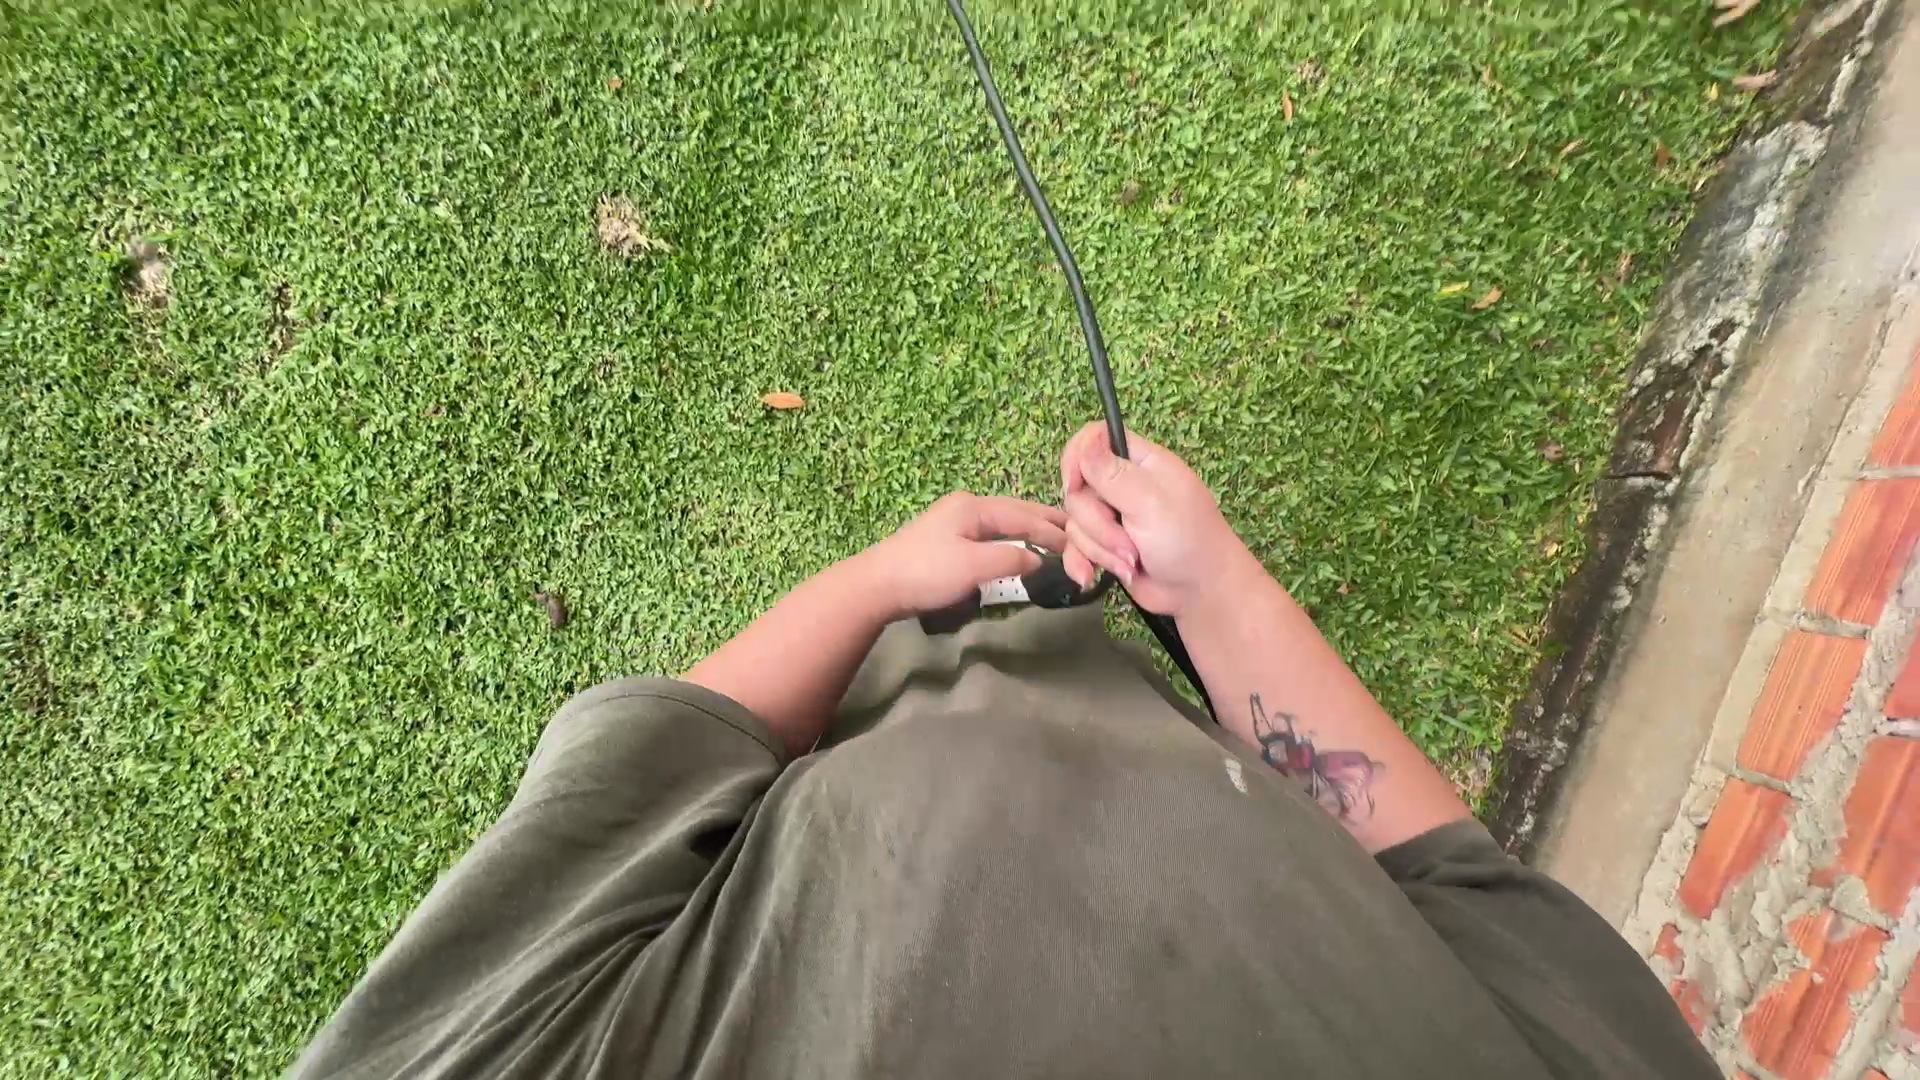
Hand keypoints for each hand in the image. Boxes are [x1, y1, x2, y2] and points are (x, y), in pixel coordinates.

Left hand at [853, 493, 1068, 620]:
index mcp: (974, 507)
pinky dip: (1012, 537)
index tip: (1080, 542)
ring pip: (1003, 521)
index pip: (1024, 515)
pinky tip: (1019, 544)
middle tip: (1077, 529)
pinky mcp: (947, 538)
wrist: (877, 586)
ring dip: (1030, 528)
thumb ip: (1010, 558)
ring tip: (1056, 535)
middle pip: (1015, 511)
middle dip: (1046, 521)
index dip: (1053, 530)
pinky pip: (991, 532)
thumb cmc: (926, 573)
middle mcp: (966, 506)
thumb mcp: (973, 566)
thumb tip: (1038, 558)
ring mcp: (954, 520)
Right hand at [1059, 422, 1261, 615]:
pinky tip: (1092, 577)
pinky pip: (1073, 547)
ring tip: (1131, 562)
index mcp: (1140, 462)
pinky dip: (1081, 563)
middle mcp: (1121, 485)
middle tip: (1130, 544)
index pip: (1093, 438)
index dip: (1076, 458)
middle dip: (1098, 524)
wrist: (1200, 592)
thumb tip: (1084, 443)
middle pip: (1078, 490)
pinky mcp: (1103, 545)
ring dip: (1100, 549)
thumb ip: (1114, 475)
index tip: (1074, 485)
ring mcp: (1111, 517)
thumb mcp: (1152, 503)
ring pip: (1076, 522)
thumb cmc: (1188, 541)